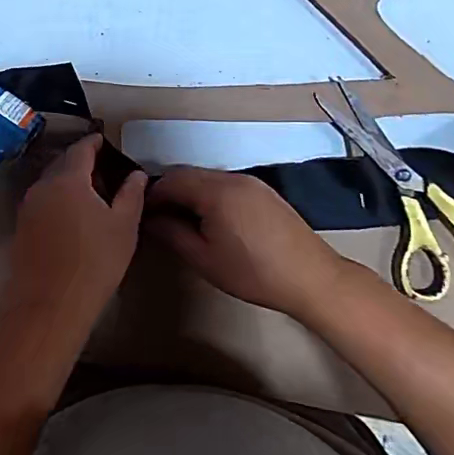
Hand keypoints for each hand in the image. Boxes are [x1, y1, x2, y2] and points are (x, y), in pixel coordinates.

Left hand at [3, 134, 148, 324]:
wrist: (50, 304)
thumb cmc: (94, 263)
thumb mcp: (124, 227)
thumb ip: (131, 195)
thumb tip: (136, 175)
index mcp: (67, 179)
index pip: (81, 149)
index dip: (94, 142)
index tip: (105, 140)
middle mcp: (42, 187)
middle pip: (62, 164)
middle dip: (81, 161)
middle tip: (103, 168)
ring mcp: (27, 207)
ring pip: (50, 183)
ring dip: (68, 181)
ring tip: (91, 192)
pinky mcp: (21, 227)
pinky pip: (42, 201)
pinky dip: (58, 199)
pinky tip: (73, 215)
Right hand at [146, 166, 370, 319]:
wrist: (312, 279)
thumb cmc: (253, 272)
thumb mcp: (203, 258)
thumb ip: (172, 233)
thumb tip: (149, 220)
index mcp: (215, 191)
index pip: (170, 181)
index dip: (151, 196)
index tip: (141, 215)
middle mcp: (233, 178)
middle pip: (188, 175)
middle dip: (169, 192)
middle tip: (158, 219)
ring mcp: (251, 183)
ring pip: (207, 179)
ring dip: (189, 193)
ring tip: (182, 222)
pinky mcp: (264, 192)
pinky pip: (226, 184)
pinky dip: (210, 195)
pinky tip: (210, 220)